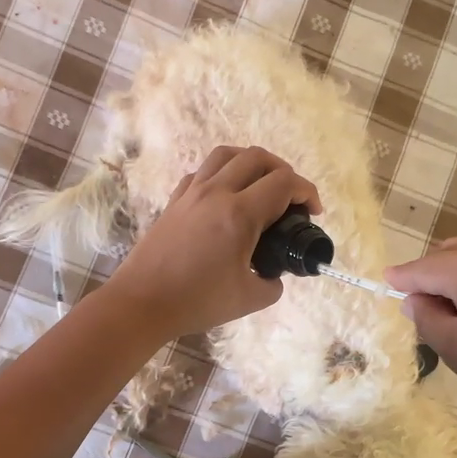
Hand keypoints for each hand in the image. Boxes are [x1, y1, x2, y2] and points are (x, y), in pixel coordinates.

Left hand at [109, 146, 320, 338]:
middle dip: (283, 171)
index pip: (283, 184)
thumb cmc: (197, 302)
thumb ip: (273, 284)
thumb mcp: (249, 300)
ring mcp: (191, 193)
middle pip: (258, 158)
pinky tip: (226, 196)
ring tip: (261, 185)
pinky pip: (202, 171)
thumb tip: (274, 276)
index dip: (307, 192)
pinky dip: (222, 174)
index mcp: (239, 214)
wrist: (143, 302)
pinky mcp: (174, 201)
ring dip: (251, 162)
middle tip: (291, 198)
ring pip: (227, 155)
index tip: (314, 212)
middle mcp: (216, 193)